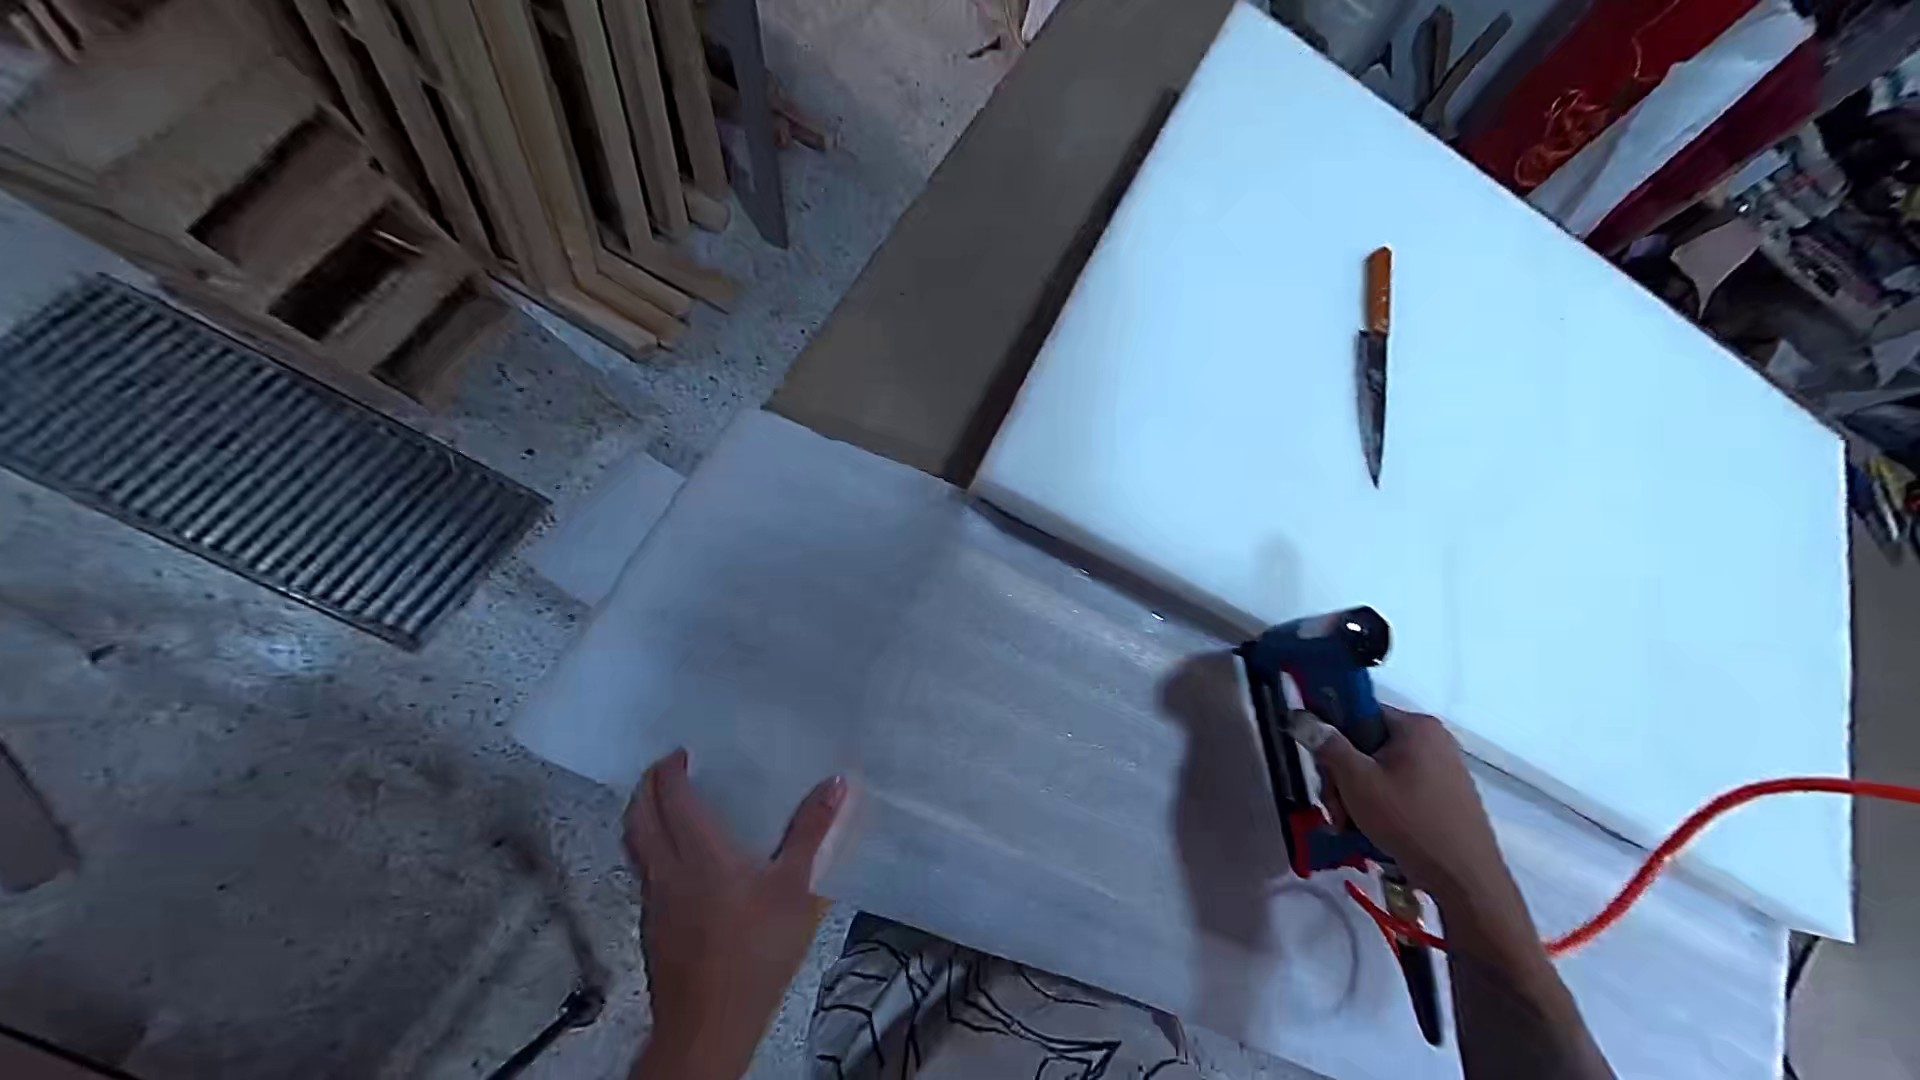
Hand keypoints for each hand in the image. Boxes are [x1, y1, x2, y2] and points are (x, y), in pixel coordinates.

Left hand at [624, 748, 846, 1079]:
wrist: (708, 1026)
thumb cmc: (756, 950)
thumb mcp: (796, 889)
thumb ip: (812, 833)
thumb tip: (836, 782)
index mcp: (699, 854)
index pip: (672, 799)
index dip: (670, 771)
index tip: (681, 753)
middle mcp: (667, 870)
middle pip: (639, 817)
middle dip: (647, 786)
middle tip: (665, 767)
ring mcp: (654, 901)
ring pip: (635, 845)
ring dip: (642, 815)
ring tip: (664, 804)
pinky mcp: (652, 927)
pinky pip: (644, 870)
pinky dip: (650, 846)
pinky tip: (677, 860)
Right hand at [1289, 706, 1532, 941]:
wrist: (1467, 883)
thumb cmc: (1408, 821)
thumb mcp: (1356, 780)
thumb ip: (1326, 743)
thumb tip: (1301, 716)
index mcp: (1416, 726)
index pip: (1357, 713)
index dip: (1331, 736)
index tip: (1322, 766)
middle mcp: (1434, 740)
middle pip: (1365, 745)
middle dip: (1342, 776)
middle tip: (1335, 806)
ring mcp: (1444, 769)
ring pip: (1379, 769)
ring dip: (1356, 794)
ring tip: (1349, 824)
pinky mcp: (1448, 796)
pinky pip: (1399, 787)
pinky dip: (1380, 804)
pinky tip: (1371, 829)